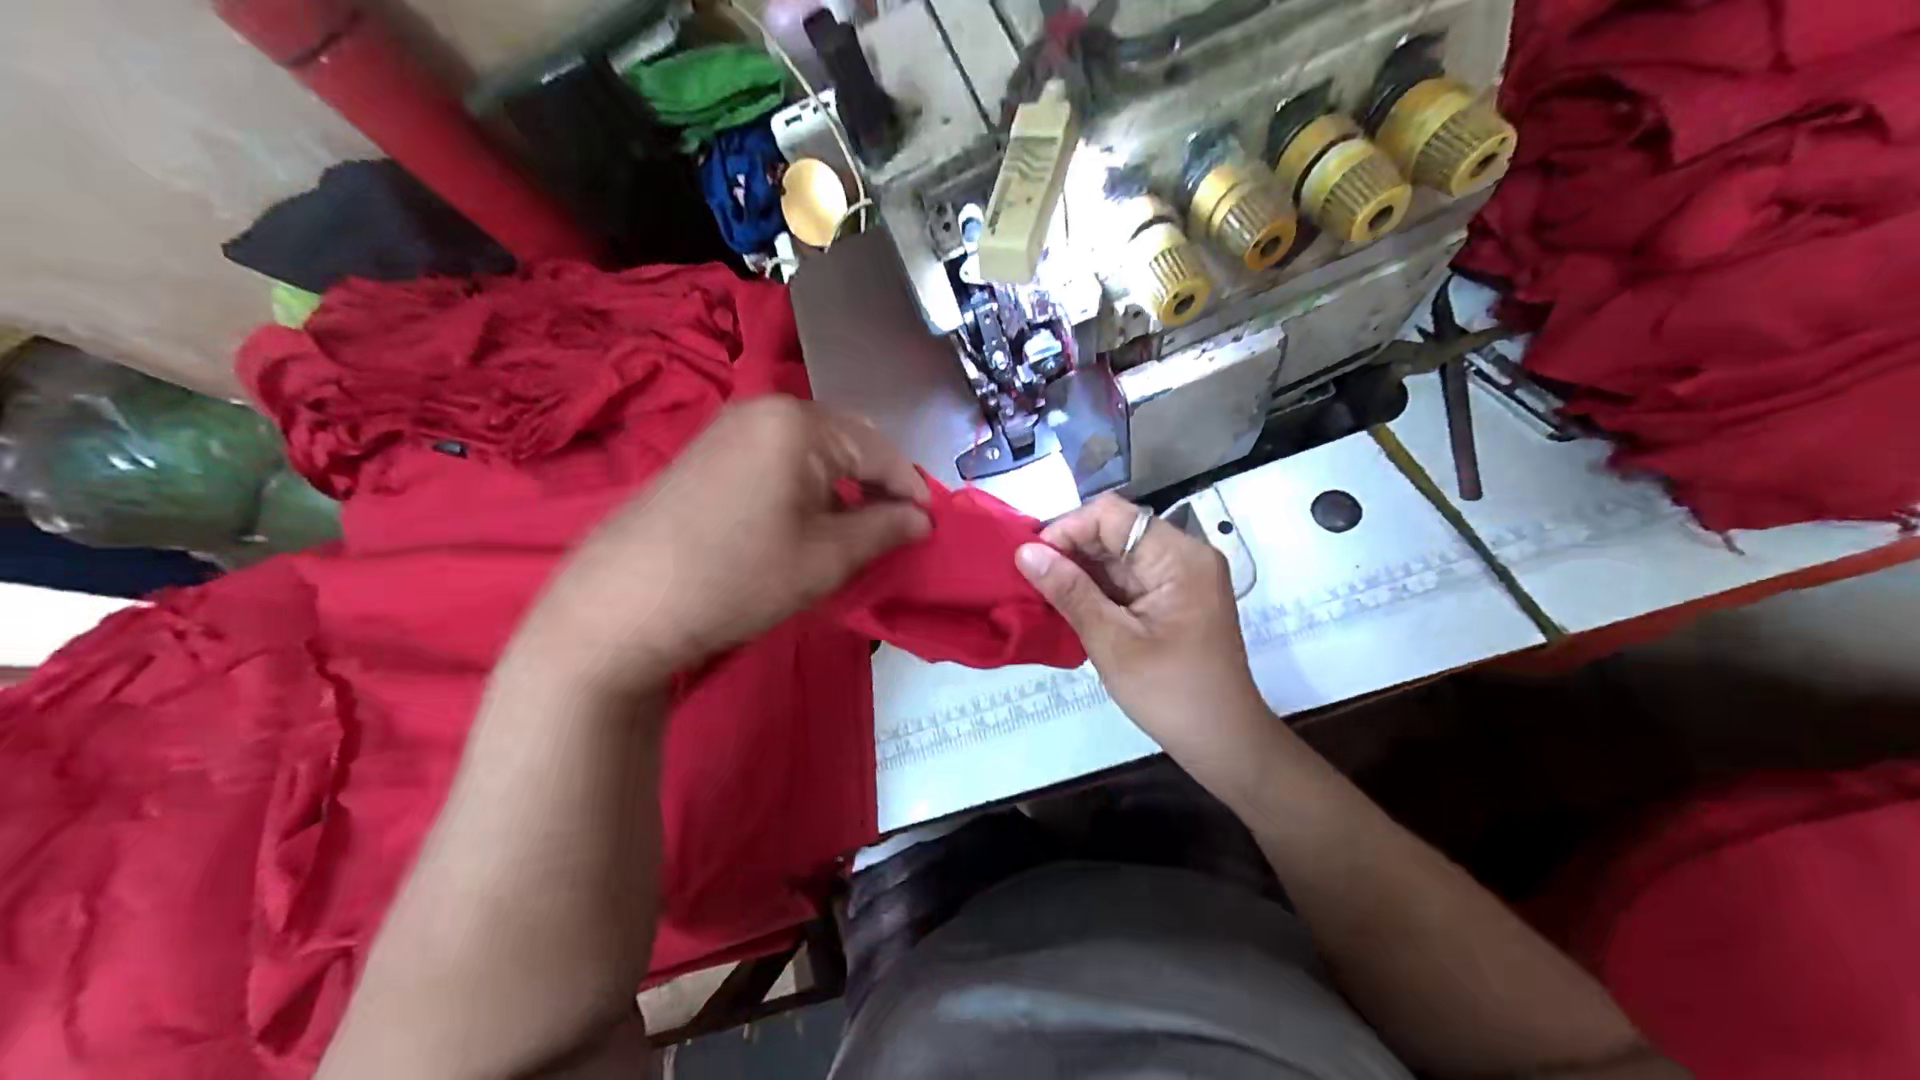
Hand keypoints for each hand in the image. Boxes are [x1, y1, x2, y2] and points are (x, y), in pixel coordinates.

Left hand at [518, 397, 930, 697]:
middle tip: (892, 527)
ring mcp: (730, 426)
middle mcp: (766, 409)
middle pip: (846, 440)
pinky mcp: (707, 450)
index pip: (880, 450)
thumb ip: (884, 530)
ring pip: (812, 448)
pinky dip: (805, 482)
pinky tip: (803, 518)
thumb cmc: (738, 578)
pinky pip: (777, 455)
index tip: (930, 525)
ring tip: (852, 528)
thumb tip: (921, 518)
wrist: (623, 604)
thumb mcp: (826, 559)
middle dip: (876, 482)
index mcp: (801, 424)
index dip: (911, 488)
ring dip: (841, 483)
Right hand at [1015, 493, 1267, 755]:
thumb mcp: (1112, 642)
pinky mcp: (1174, 597)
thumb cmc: (1171, 694)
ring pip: (1118, 554)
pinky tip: (1071, 605)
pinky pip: (1128, 577)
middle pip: (1115, 530)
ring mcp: (1181, 576)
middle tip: (1032, 581)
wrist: (1224, 742)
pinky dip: (1097, 588)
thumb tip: (1025, 551)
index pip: (1112, 515)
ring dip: (1081, 571)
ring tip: (1045, 595)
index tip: (1034, 561)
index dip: (1068, 529)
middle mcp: (1184, 556)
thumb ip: (1069, 591)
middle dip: (1071, 551)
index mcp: (1179, 557)